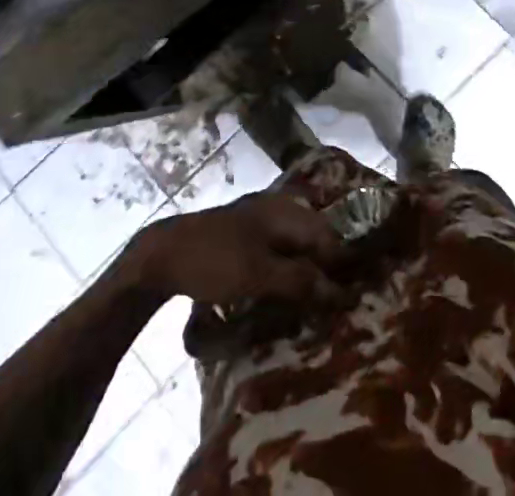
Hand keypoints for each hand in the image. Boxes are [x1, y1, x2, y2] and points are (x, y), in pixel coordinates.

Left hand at [123, 193, 343, 308]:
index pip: (328, 237)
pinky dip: (284, 272)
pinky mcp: (240, 238)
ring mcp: (255, 221)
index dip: (343, 267)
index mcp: (282, 211)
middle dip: (324, 270)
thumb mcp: (260, 275)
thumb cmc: (213, 261)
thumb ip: (301, 281)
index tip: (354, 298)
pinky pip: (274, 253)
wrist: (160, 256)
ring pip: (293, 247)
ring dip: (303, 273)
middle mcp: (273, 209)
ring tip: (312, 305)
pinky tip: (284, 294)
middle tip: (334, 305)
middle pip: (311, 240)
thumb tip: (339, 293)